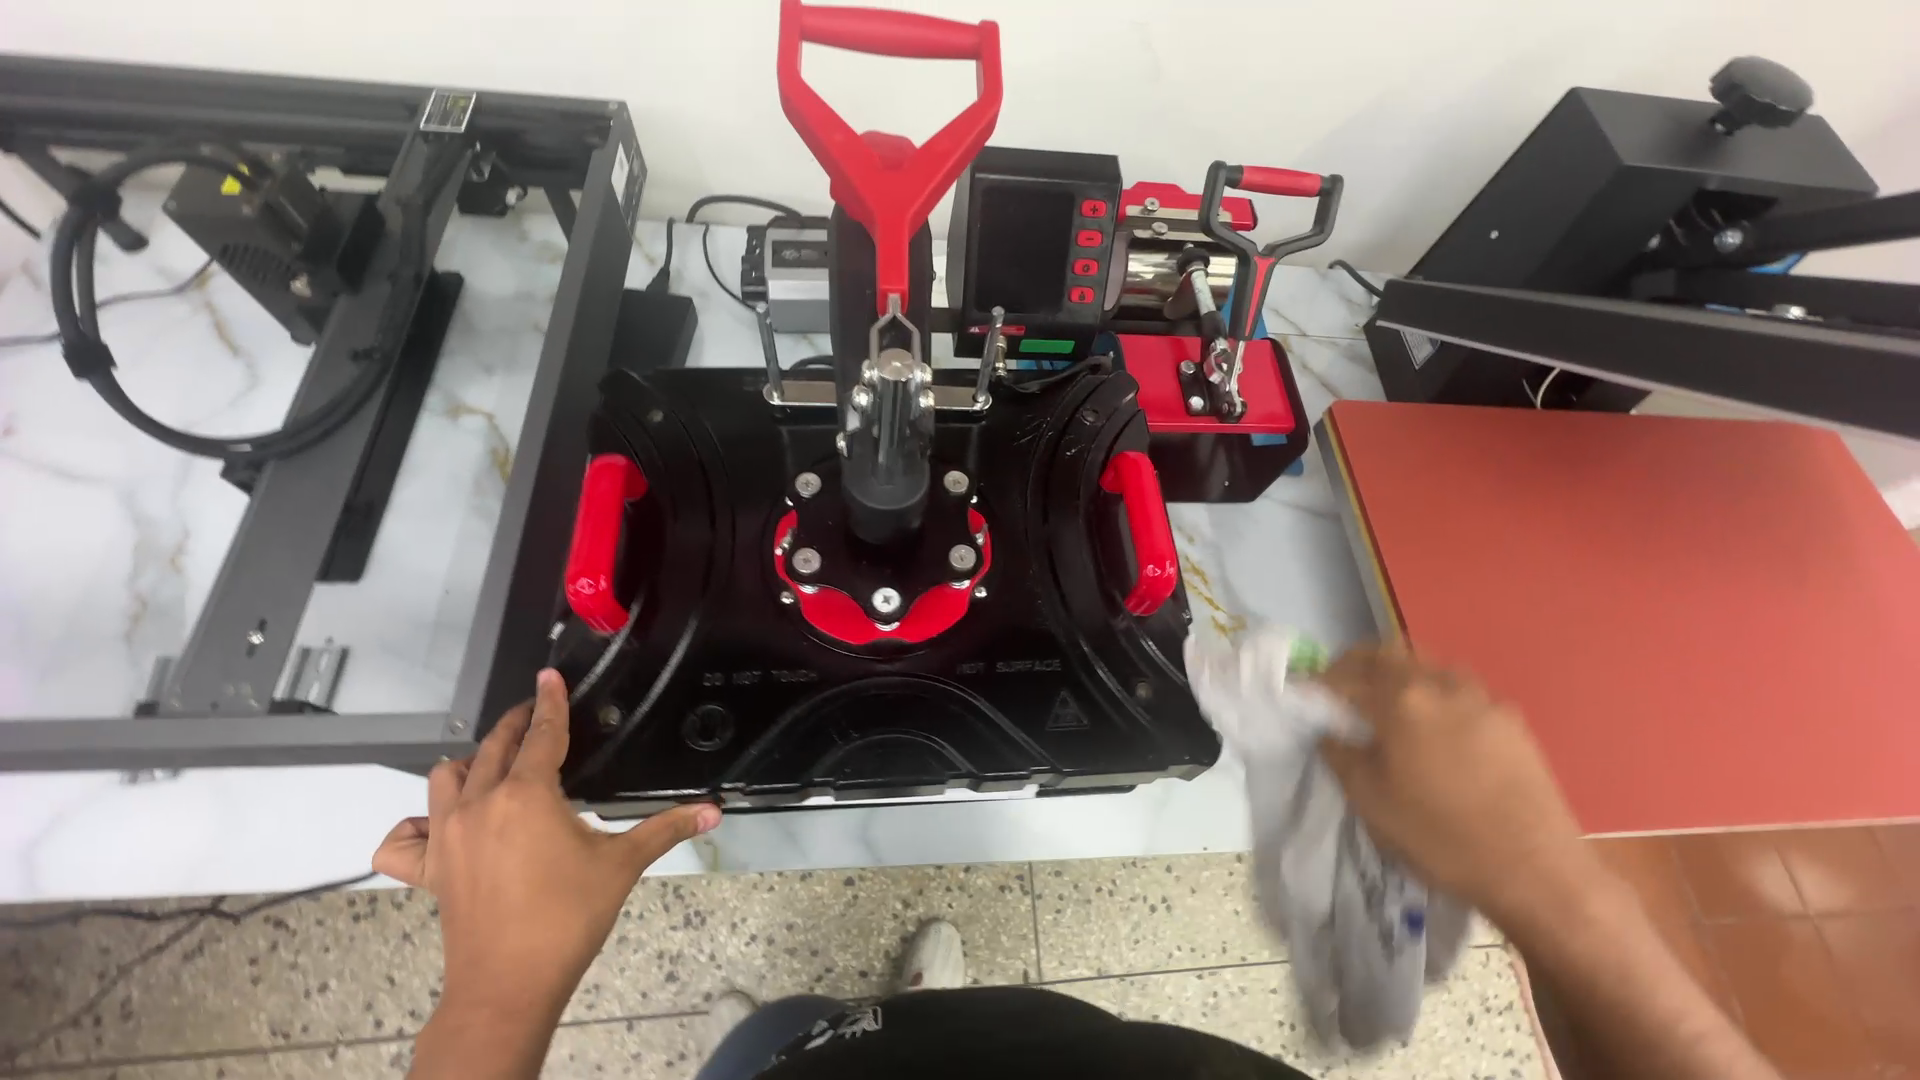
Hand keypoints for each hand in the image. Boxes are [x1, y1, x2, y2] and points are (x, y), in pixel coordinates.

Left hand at [373, 669, 720, 1020]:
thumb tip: (715, 811)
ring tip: (497, 764)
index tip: (549, 676)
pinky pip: (403, 837)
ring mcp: (446, 836)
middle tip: (537, 714)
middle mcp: (480, 804)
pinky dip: (416, 824)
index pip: (543, 734)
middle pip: (494, 746)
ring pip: (445, 778)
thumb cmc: (569, 916)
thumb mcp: (623, 865)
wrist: (509, 984)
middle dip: (517, 723)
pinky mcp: (428, 870)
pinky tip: (439, 825)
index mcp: (528, 794)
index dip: (550, 702)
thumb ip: (667, 829)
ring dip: (471, 762)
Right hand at [1315, 643, 1598, 928]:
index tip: (1311, 693)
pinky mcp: (1514, 725)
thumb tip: (1331, 732)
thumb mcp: (1369, 799)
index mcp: (1404, 700)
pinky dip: (1438, 700)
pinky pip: (1463, 694)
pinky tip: (1436, 735)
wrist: (1536, 872)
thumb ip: (1341, 754)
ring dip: (1404, 679)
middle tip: (1346, 694)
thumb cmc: (1439, 836)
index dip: (1326, 676)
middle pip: (1396, 655)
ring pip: (1433, 669)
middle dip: (1364, 668)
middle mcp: (1445, 687)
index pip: (1354, 668)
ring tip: (1391, 711)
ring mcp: (1486, 702)